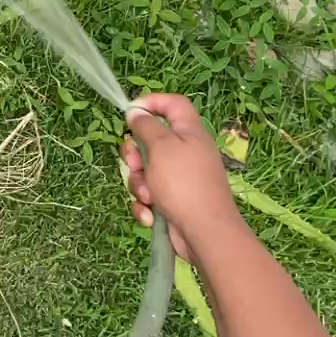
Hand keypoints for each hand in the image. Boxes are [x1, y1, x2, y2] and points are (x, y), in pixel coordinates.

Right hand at [119, 92, 246, 262]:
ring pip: (145, 169)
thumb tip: (136, 112)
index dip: (151, 101)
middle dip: (135, 153)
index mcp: (189, 133)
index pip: (173, 104)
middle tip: (134, 163)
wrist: (205, 234)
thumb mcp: (161, 147)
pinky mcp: (172, 200)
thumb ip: (146, 126)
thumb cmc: (183, 183)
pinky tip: (150, 214)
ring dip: (139, 182)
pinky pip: (149, 193)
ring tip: (147, 196)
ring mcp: (179, 178)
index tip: (130, 111)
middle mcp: (186, 152)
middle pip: (151, 139)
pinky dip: (145, 204)